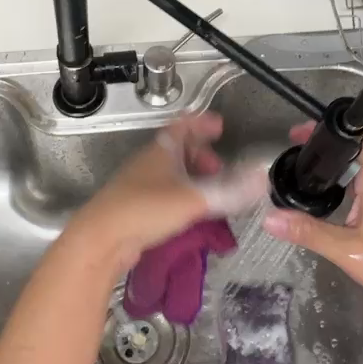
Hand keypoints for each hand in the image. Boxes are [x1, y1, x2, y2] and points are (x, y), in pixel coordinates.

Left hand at [61, 111, 267, 273]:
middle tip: (221, 166)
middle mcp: (149, 163)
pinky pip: (165, 194)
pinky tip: (192, 214)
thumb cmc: (144, 210)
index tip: (219, 125)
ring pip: (171, 172)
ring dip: (192, 177)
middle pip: (177, 149)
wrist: (100, 241)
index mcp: (161, 151)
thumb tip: (262, 180)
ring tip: (211, 192)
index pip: (183, 125)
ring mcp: (139, 186)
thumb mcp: (194, 199)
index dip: (202, 122)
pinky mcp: (135, 209)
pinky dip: (183, 196)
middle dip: (202, 154)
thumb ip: (230, 191)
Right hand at [262, 124, 362, 309]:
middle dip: (330, 145)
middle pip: (359, 151)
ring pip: (362, 169)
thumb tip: (271, 218)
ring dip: (337, 163)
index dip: (341, 127)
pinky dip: (345, 181)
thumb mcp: (345, 250)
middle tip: (298, 146)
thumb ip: (308, 232)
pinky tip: (329, 194)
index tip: (309, 130)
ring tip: (308, 166)